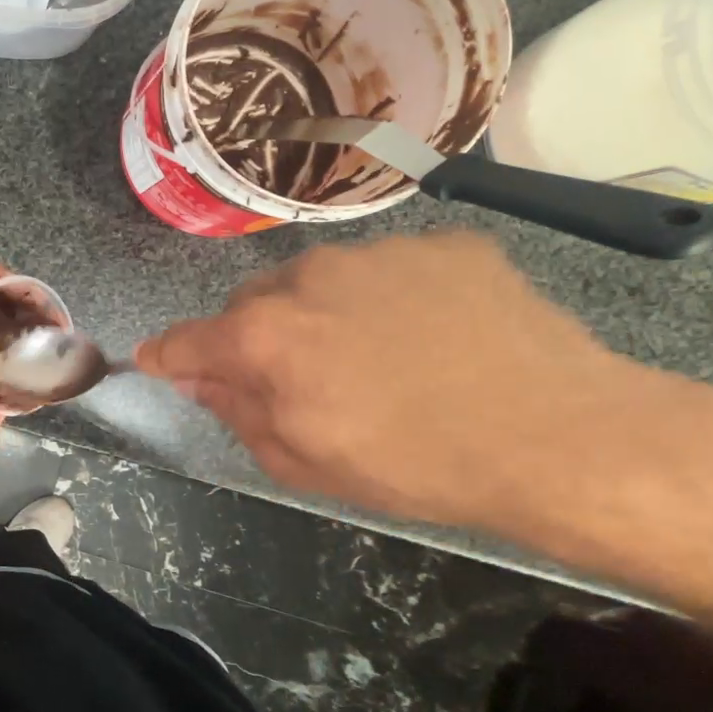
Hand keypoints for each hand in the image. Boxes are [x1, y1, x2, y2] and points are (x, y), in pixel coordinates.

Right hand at [135, 230, 640, 527]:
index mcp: (262, 336)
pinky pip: (387, 270)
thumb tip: (192, 375)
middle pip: (250, 302)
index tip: (153, 362)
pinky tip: (428, 337)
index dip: (162, 355)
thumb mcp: (297, 459)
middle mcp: (308, 278)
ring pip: (317, 280)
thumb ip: (232, 408)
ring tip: (372, 356)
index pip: (183, 339)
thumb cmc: (410, 464)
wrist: (559, 438)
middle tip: (293, 378)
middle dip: (254, 336)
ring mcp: (380, 255)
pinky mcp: (447, 247)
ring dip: (319, 312)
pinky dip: (387, 298)